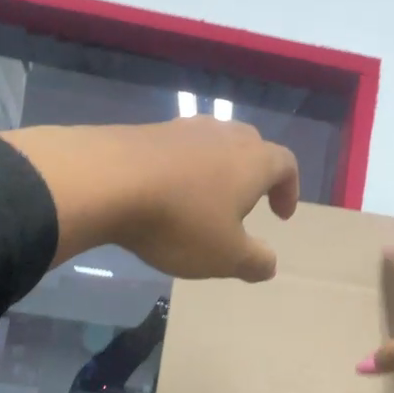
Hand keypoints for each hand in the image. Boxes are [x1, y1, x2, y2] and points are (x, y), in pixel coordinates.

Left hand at [3, 118, 299, 280]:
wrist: (104, 181)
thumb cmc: (180, 221)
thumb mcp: (225, 256)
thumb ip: (255, 261)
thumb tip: (269, 263)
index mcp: (253, 161)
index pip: (285, 164)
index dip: (289, 189)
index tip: (280, 216)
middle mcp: (223, 135)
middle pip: (251, 146)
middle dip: (254, 174)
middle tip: (244, 204)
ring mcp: (182, 129)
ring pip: (211, 144)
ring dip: (215, 170)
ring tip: (202, 200)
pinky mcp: (145, 131)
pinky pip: (175, 149)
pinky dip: (179, 169)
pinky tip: (163, 194)